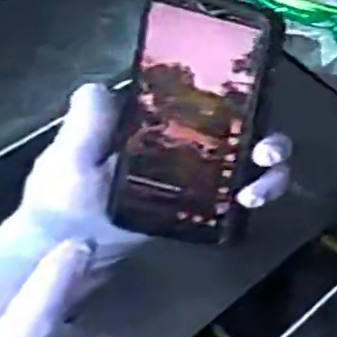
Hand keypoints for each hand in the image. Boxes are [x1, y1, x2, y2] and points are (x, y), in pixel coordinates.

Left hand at [0, 83, 293, 327]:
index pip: (223, 109)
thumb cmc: (63, 199)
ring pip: (264, 166)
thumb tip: (98, 86)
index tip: (253, 109)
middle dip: (274, 143)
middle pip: (258, 136)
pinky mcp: (217, 205)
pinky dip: (262, 194)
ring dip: (272, 175)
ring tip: (254, 193)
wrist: (62, 249)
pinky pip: (254, 193)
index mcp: (174, 129)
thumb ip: (87, 127)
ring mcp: (213, 178)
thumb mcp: (68, 158)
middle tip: (267, 155)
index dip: (248, 104)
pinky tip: (248, 203)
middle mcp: (204, 148)